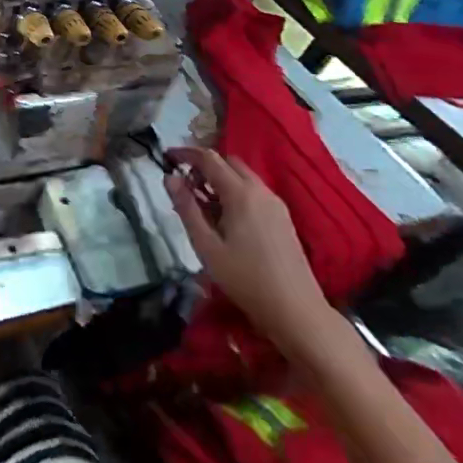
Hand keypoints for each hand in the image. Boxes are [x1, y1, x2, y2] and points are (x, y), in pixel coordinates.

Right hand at [165, 147, 339, 355]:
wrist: (296, 310)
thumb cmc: (245, 279)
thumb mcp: (206, 246)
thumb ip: (187, 208)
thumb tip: (170, 178)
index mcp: (241, 194)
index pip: (209, 158)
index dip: (186, 153)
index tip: (167, 157)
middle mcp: (261, 191)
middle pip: (229, 162)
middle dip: (204, 165)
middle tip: (184, 185)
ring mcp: (276, 204)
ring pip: (243, 177)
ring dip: (220, 179)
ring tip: (201, 203)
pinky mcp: (283, 218)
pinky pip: (254, 192)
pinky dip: (235, 192)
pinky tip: (225, 218)